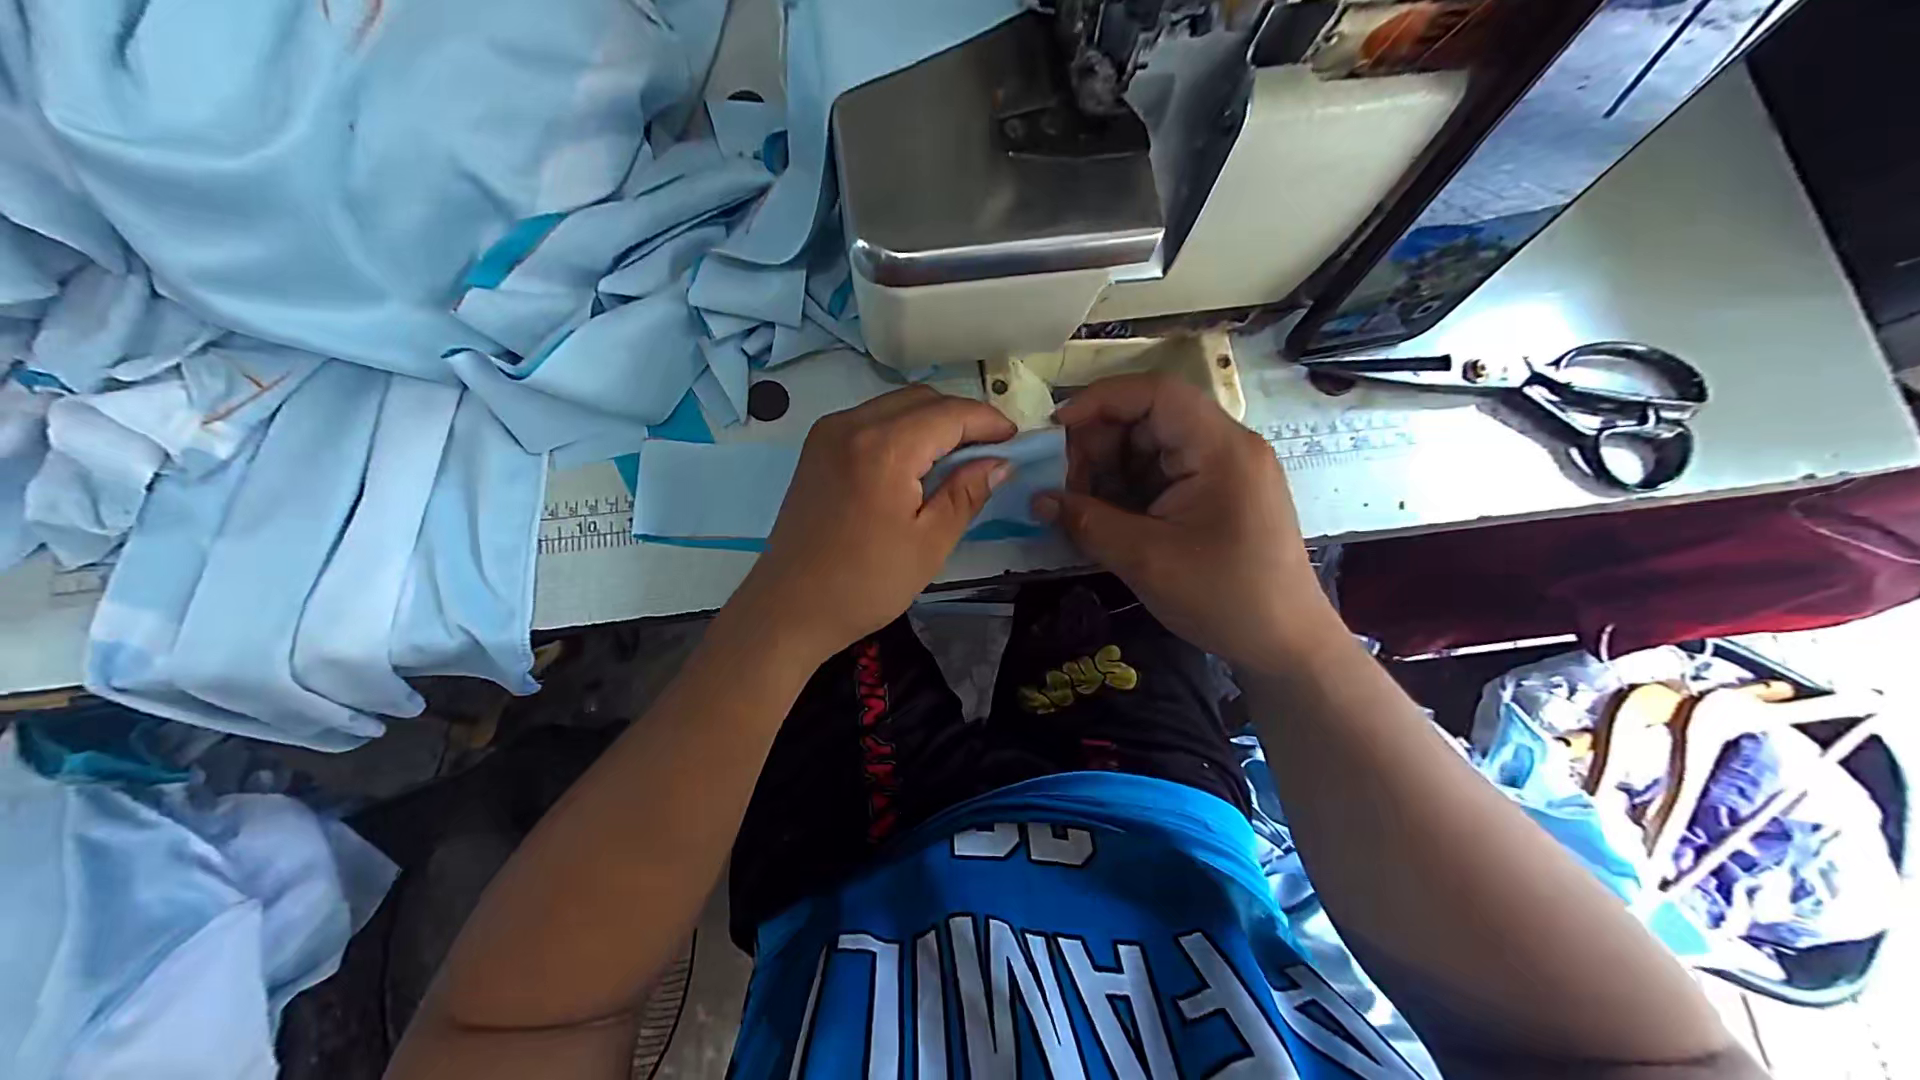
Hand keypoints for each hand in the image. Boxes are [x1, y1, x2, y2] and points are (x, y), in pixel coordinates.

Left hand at [731, 385, 1015, 662]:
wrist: (789, 609)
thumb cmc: (864, 585)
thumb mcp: (929, 544)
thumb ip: (966, 493)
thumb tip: (998, 462)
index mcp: (883, 448)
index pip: (949, 413)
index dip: (988, 422)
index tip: (1015, 441)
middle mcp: (852, 425)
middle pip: (922, 399)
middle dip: (962, 418)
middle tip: (990, 452)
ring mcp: (828, 433)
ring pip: (896, 405)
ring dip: (932, 421)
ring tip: (957, 458)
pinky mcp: (817, 447)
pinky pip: (871, 419)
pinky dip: (902, 429)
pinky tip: (916, 462)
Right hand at [1034, 374, 1338, 670]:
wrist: (1286, 644)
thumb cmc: (1224, 597)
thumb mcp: (1146, 560)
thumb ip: (1087, 522)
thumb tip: (1037, 499)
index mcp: (1220, 449)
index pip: (1156, 393)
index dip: (1100, 400)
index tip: (1056, 429)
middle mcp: (1226, 448)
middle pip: (1150, 419)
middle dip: (1099, 444)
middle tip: (1062, 482)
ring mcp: (1223, 472)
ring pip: (1152, 448)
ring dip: (1109, 470)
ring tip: (1079, 505)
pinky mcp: (1217, 496)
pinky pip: (1163, 475)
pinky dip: (1128, 489)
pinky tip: (1104, 516)